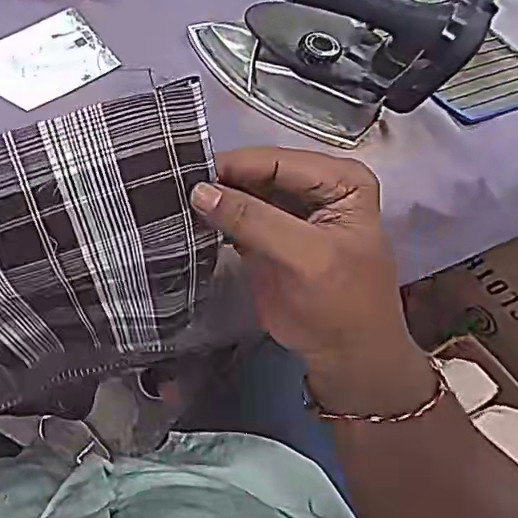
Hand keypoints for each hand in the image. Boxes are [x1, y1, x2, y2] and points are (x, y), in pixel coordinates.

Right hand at [190, 148, 431, 414]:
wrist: (345, 356)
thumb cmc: (341, 305)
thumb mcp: (305, 256)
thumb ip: (254, 220)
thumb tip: (200, 191)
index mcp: (340, 179)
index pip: (278, 161)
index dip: (234, 166)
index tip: (186, 172)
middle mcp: (316, 186)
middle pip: (257, 173)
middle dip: (220, 181)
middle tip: (171, 185)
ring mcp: (290, 210)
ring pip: (243, 192)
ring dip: (213, 199)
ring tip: (173, 199)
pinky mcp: (267, 234)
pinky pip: (235, 216)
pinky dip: (214, 219)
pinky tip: (188, 221)